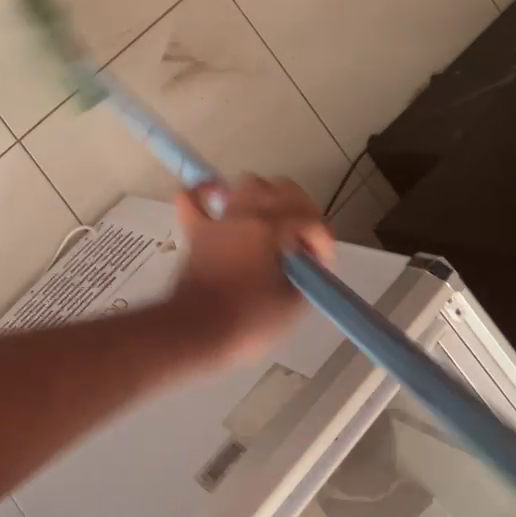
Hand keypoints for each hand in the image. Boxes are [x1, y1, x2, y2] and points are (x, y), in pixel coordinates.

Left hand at [164, 175, 334, 365]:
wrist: (196, 331)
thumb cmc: (247, 322)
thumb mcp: (292, 303)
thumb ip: (305, 275)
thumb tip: (305, 264)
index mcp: (268, 228)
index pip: (308, 218)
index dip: (323, 239)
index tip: (322, 266)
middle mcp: (241, 214)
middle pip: (279, 189)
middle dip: (299, 208)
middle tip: (302, 239)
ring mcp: (215, 220)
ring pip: (243, 185)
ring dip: (263, 197)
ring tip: (271, 222)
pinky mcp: (194, 231)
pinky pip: (192, 198)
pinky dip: (205, 193)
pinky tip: (217, 200)